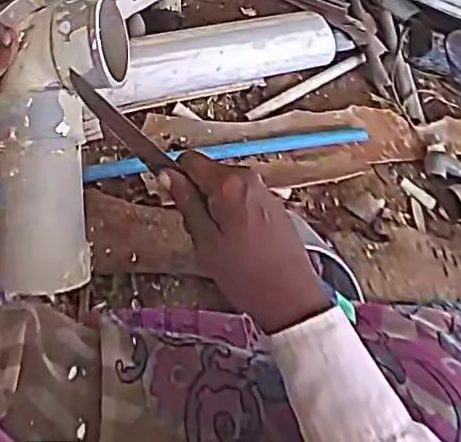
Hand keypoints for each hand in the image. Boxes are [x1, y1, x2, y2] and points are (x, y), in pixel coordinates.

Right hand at [159, 151, 332, 333]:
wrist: (294, 301)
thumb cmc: (244, 274)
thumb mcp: (205, 240)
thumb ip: (185, 201)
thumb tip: (166, 172)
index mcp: (227, 182)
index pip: (189, 159)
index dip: (178, 177)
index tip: (178, 202)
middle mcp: (248, 177)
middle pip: (209, 172)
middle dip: (200, 194)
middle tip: (202, 230)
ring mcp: (265, 190)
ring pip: (226, 186)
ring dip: (218, 204)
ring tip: (223, 240)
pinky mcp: (276, 204)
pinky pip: (244, 196)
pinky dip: (236, 210)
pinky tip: (242, 241)